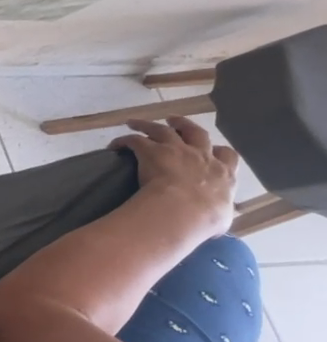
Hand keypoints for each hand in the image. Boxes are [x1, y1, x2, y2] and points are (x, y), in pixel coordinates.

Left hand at [109, 117, 238, 235]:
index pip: (228, 156)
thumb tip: (216, 220)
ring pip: (163, 129)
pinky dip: (123, 140)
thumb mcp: (221, 217)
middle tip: (174, 121)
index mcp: (223, 174)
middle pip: (196, 133)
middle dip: (185, 125)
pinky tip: (114, 145)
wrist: (183, 209)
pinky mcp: (152, 150)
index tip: (211, 148)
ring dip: (147, 124)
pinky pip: (134, 139)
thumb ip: (219, 212)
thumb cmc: (204, 218)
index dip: (218, 150)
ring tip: (134, 122)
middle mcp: (202, 157)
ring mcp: (177, 150)